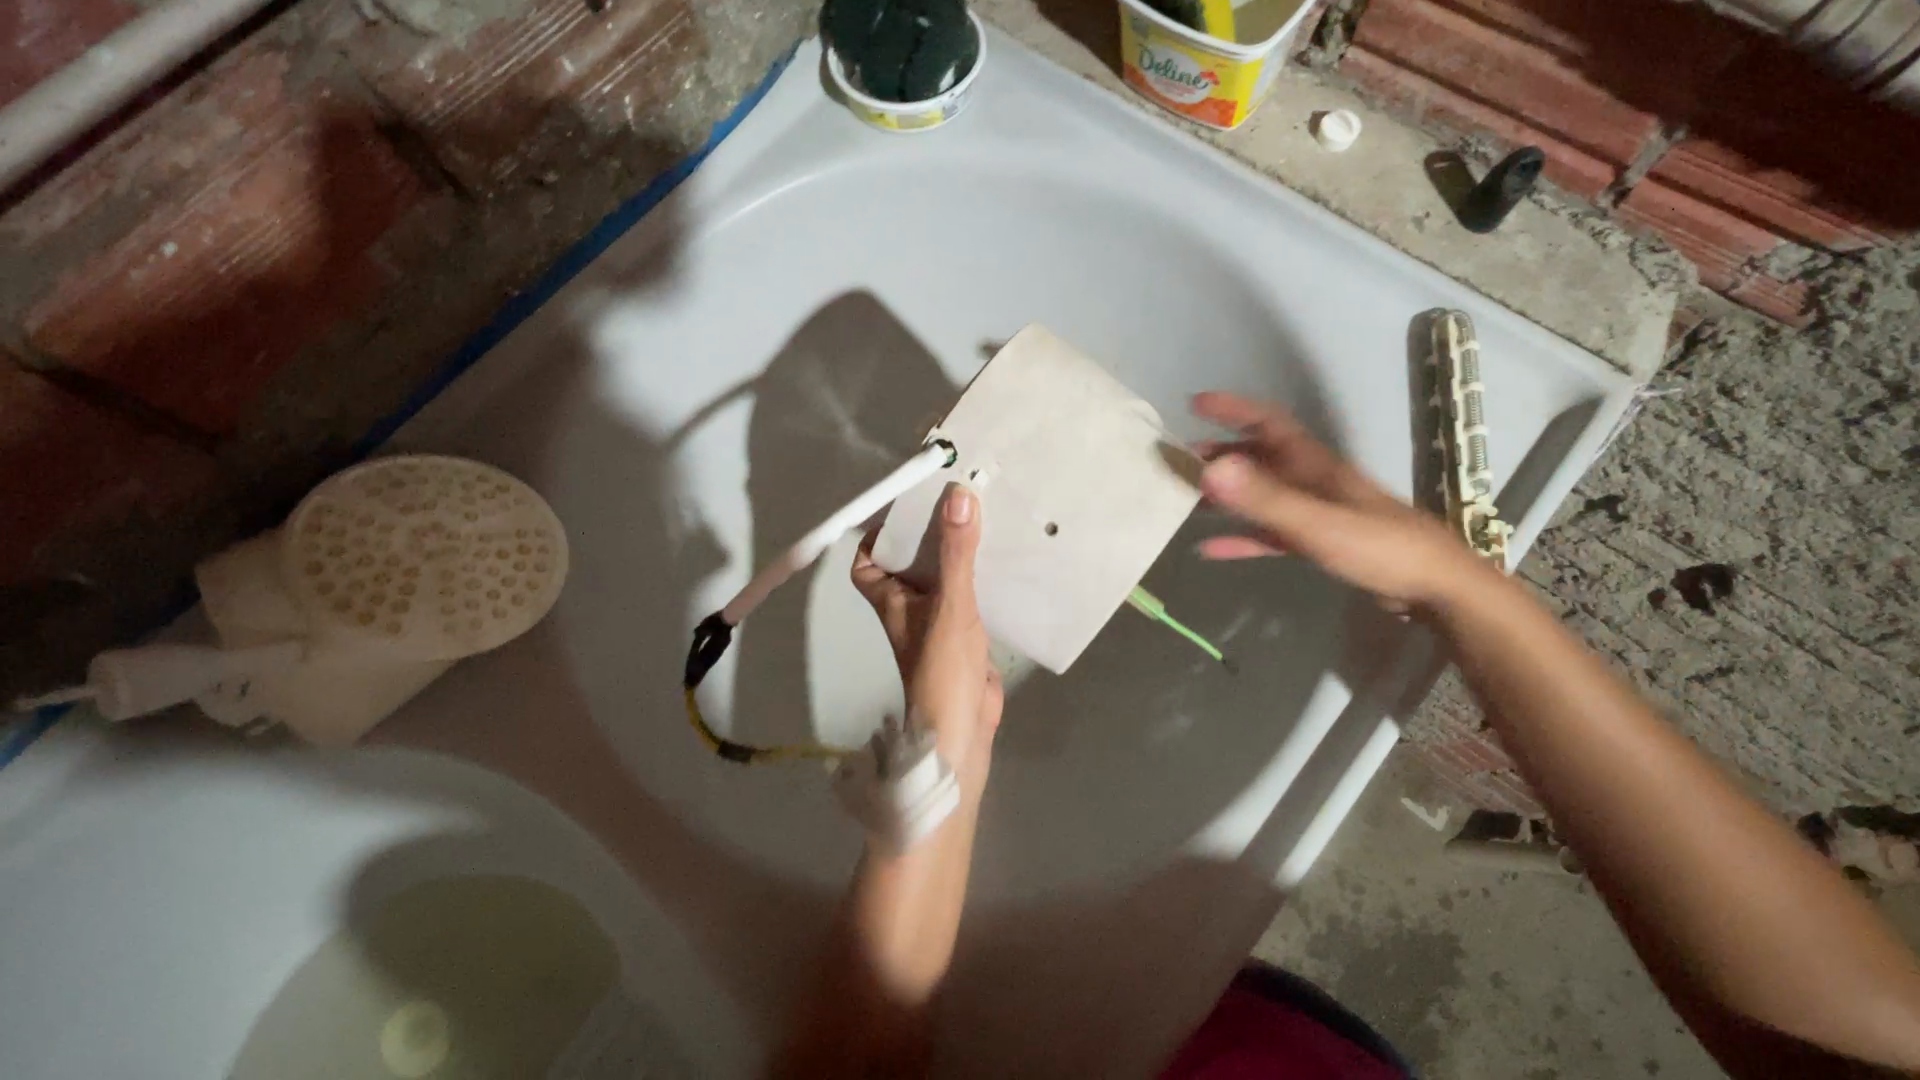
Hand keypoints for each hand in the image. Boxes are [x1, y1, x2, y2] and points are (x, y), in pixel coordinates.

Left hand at [851, 484, 1002, 792]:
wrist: (963, 728)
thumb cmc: (941, 665)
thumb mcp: (950, 602)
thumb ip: (955, 552)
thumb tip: (958, 495)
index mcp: (891, 600)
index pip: (868, 563)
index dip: (878, 537)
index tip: (904, 511)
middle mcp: (910, 609)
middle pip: (911, 564)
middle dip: (929, 536)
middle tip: (957, 502)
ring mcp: (937, 624)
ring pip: (943, 580)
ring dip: (958, 556)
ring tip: (985, 521)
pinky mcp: (965, 638)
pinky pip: (970, 599)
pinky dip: (982, 580)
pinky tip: (1005, 564)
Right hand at [1190, 391, 1487, 611]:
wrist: (1434, 587)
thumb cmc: (1381, 548)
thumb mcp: (1318, 523)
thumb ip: (1265, 498)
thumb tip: (1210, 468)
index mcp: (1314, 466)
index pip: (1268, 423)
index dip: (1233, 409)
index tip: (1196, 403)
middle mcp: (1312, 482)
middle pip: (1260, 458)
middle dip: (1221, 453)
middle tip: (1180, 458)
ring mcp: (1316, 513)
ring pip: (1262, 495)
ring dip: (1227, 493)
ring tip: (1188, 496)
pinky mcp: (1319, 543)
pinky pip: (1270, 534)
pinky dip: (1240, 537)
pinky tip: (1211, 548)